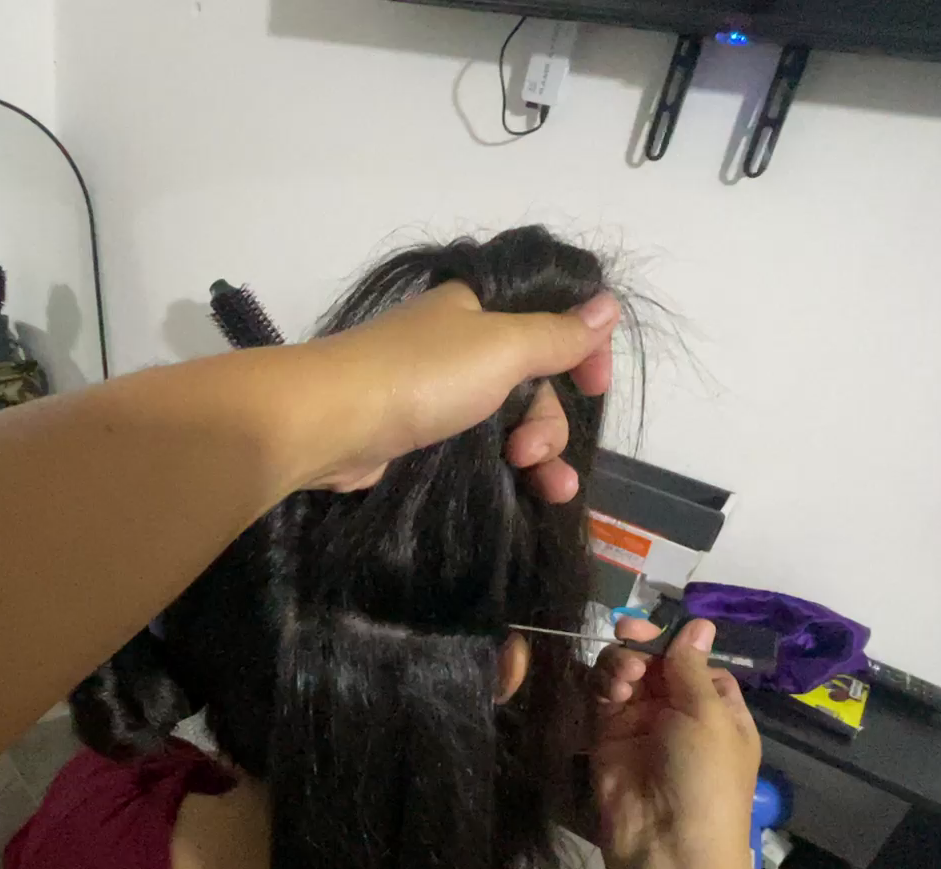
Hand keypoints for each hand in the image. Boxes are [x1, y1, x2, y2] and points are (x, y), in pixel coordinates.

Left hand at [299, 280, 619, 500]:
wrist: (332, 423)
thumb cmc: (422, 375)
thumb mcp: (503, 347)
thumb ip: (559, 334)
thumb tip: (608, 306)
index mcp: (479, 311)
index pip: (548, 321)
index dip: (581, 351)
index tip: (596, 386)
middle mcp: (460, 346)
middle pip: (532, 381)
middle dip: (549, 421)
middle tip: (532, 452)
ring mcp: (438, 393)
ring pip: (509, 420)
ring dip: (541, 453)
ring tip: (551, 487)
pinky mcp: (421, 434)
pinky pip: (480, 446)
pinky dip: (507, 468)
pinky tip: (530, 491)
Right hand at [590, 618, 762, 868]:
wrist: (665, 842)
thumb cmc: (705, 776)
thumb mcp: (710, 717)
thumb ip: (691, 666)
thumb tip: (700, 621)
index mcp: (716, 708)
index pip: (692, 660)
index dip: (673, 642)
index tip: (654, 629)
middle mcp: (677, 711)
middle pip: (653, 661)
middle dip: (640, 644)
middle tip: (628, 634)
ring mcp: (639, 721)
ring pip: (623, 672)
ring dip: (621, 663)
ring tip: (625, 675)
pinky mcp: (606, 732)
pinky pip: (600, 694)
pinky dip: (603, 683)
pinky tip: (612, 688)